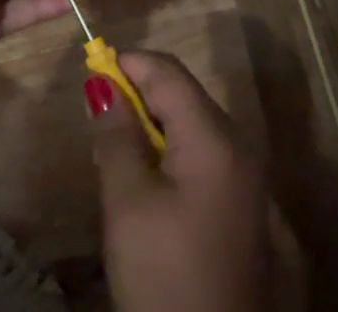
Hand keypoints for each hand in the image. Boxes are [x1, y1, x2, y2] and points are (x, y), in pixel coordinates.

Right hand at [90, 52, 281, 311]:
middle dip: (139, 97)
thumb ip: (116, 138)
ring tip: (115, 155)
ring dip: (152, 127)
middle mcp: (240, 148)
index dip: (129, 64)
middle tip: (99, 123)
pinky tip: (146, 184)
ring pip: (193, 126)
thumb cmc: (164, 273)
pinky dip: (170, 154)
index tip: (90, 72)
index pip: (169, 73)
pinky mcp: (243, 206)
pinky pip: (204, 156)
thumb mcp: (128, 203)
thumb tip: (103, 86)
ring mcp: (247, 179)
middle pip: (185, 96)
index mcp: (215, 139)